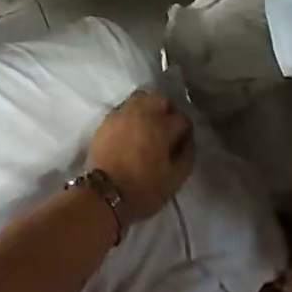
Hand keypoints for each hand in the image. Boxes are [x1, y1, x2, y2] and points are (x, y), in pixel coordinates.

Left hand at [87, 91, 194, 221]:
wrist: (104, 194)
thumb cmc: (143, 189)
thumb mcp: (175, 180)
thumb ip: (187, 156)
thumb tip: (187, 140)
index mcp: (161, 127)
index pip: (181, 118)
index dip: (185, 130)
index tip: (183, 140)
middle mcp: (142, 113)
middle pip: (161, 99)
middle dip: (168, 111)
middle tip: (167, 127)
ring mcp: (122, 114)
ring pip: (141, 97)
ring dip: (149, 106)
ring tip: (149, 123)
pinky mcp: (107, 120)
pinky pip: (124, 107)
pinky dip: (132, 113)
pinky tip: (132, 128)